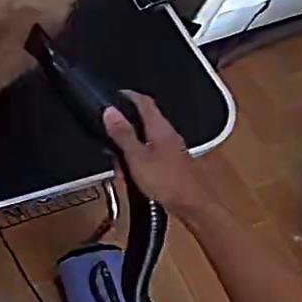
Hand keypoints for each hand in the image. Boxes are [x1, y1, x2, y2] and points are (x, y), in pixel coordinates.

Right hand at [102, 91, 217, 217]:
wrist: (193, 206)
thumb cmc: (167, 182)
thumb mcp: (136, 157)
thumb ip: (122, 134)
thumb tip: (110, 111)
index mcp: (160, 127)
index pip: (144, 101)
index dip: (128, 95)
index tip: (114, 96)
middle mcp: (168, 134)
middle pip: (143, 120)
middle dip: (124, 127)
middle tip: (108, 135)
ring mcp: (171, 149)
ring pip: (145, 139)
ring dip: (129, 147)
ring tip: (117, 162)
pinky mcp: (172, 163)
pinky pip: (150, 154)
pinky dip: (137, 159)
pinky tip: (130, 174)